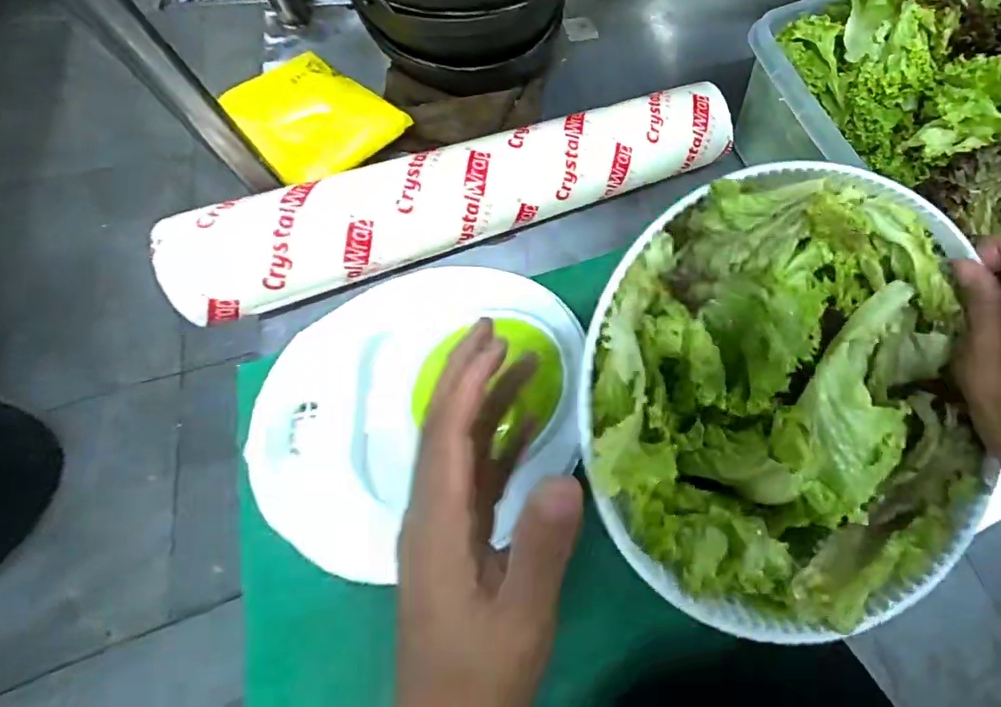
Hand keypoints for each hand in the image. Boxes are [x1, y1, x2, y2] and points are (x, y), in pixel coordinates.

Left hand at [397, 318, 582, 706]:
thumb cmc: (482, 676)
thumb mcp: (520, 616)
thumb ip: (540, 549)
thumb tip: (566, 476)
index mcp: (438, 525)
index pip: (446, 435)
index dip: (468, 381)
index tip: (496, 338)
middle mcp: (433, 516)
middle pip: (445, 430)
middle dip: (467, 374)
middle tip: (499, 328)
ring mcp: (447, 528)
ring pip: (463, 447)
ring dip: (489, 400)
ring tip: (525, 360)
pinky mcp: (463, 539)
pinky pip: (481, 471)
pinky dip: (503, 436)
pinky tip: (529, 422)